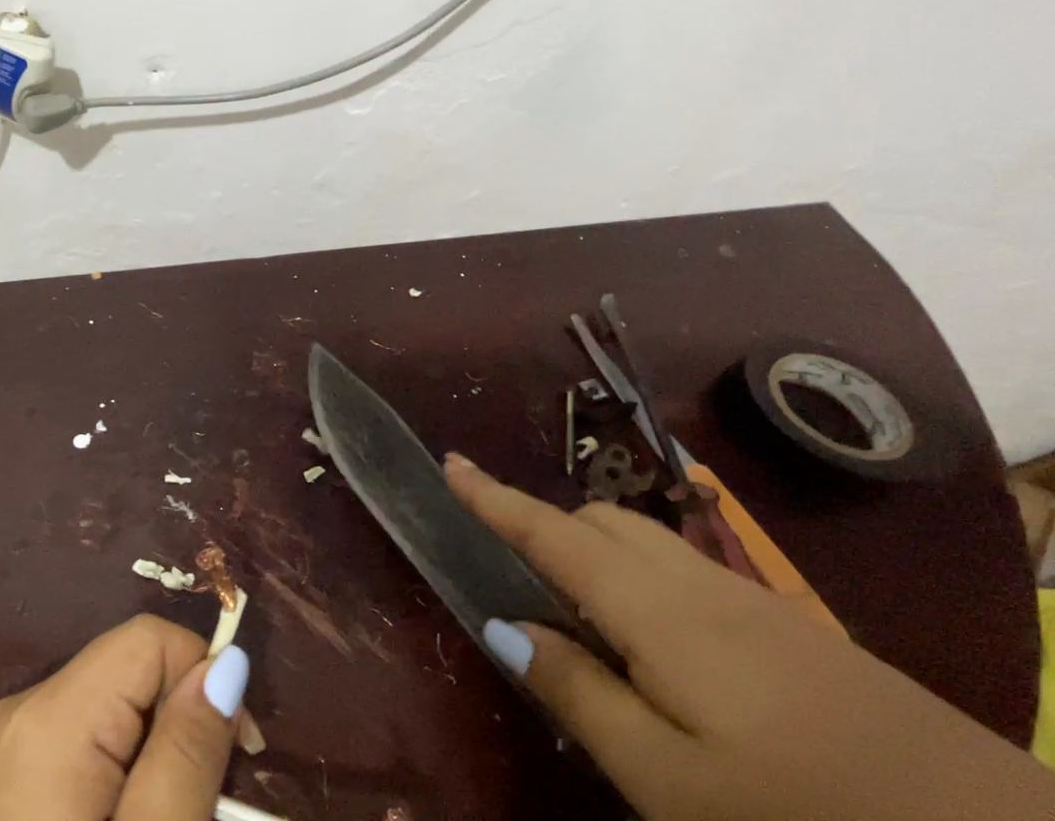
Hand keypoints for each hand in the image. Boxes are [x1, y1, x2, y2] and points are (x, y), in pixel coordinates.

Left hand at [0, 614, 250, 820]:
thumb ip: (185, 753)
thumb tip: (226, 662)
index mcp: (51, 716)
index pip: (148, 640)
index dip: (205, 679)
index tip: (241, 758)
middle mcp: (20, 712)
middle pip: (127, 675)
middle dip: (183, 725)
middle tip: (208, 809)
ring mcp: (2, 747)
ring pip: (107, 713)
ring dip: (155, 756)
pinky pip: (75, 747)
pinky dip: (117, 774)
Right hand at [444, 453, 1054, 820]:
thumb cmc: (799, 814)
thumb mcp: (666, 781)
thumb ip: (577, 693)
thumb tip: (506, 626)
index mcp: (662, 615)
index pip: (556, 535)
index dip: (496, 500)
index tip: (449, 464)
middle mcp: (704, 588)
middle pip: (604, 522)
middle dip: (545, 526)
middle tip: (508, 576)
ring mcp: (757, 605)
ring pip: (649, 543)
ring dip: (593, 551)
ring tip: (569, 610)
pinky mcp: (794, 632)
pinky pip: (687, 572)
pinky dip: (640, 578)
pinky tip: (650, 642)